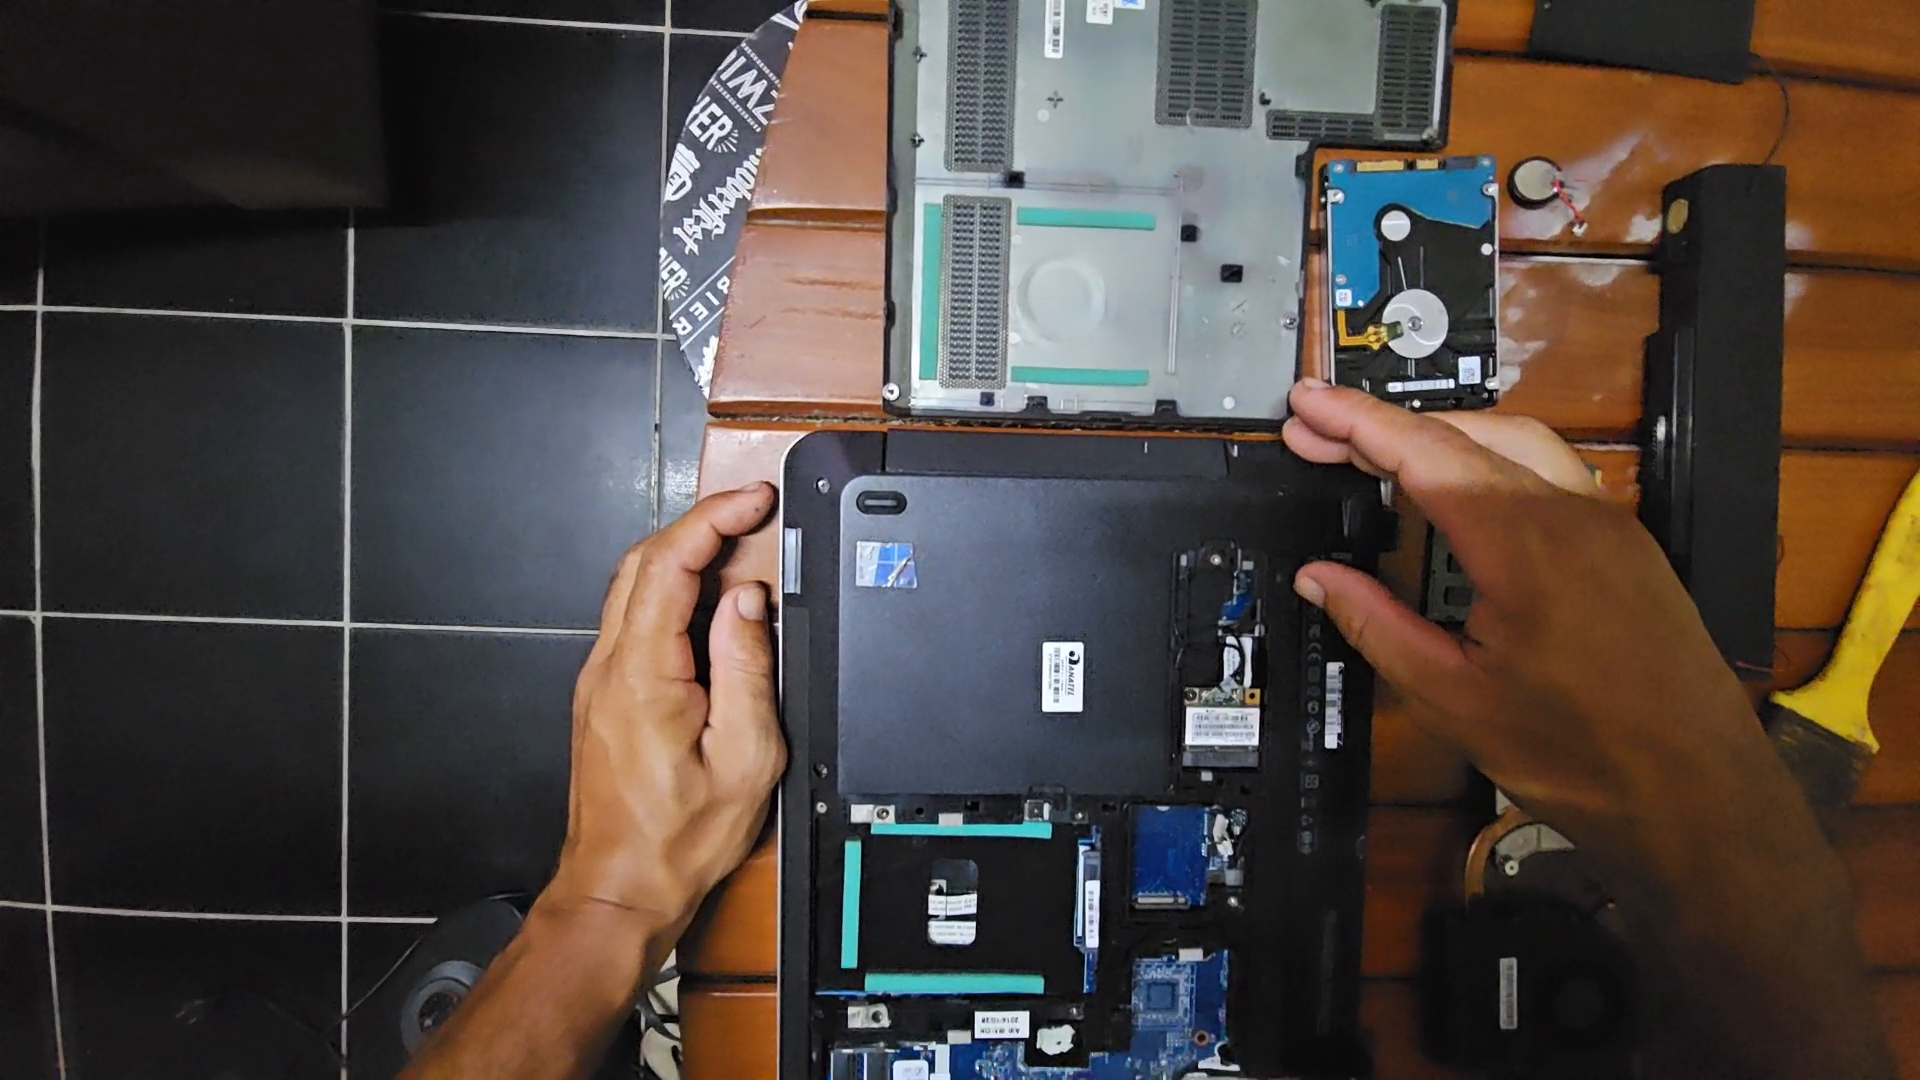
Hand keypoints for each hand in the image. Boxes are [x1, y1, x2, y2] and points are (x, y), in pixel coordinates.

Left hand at [548, 482, 786, 936]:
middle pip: (645, 560)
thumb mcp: (747, 753)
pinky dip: (679, 586)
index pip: (671, 564)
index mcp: (643, 675)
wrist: (622, 884)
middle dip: (702, 521)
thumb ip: (748, 666)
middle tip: (753, 511)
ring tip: (743, 546)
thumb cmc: (681, 834)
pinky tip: (715, 597)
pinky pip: (641, 615)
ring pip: (639, 582)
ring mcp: (603, 676)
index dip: (714, 518)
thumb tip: (749, 599)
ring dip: (690, 551)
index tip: (755, 501)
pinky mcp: (610, 688)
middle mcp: (611, 666)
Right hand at [1284, 380, 1892, 1079]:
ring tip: (1365, 452)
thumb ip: (1373, 622)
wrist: (1701, 800)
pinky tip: (1441, 488)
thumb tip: (1314, 575)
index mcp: (1528, 546)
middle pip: (1467, 433)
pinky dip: (1474, 459)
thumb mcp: (1447, 694)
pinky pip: (1540, 472)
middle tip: (1312, 435)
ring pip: (1510, 441)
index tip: (1306, 401)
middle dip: (1382, 425)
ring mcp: (1607, 525)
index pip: (1428, 455)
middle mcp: (1575, 514)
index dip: (1358, 423)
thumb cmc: (1570, 752)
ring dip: (1431, 435)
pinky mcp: (1621, 544)